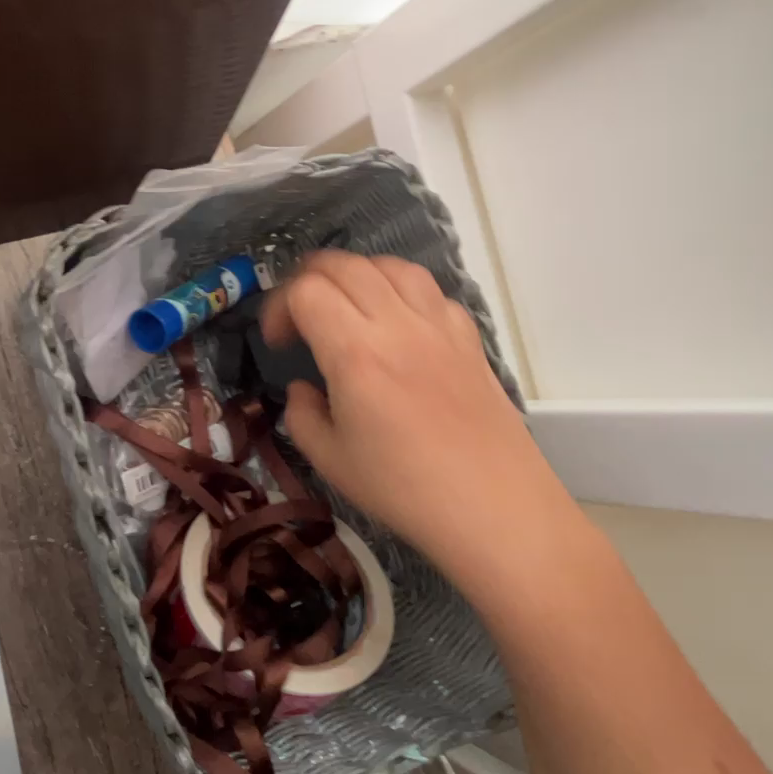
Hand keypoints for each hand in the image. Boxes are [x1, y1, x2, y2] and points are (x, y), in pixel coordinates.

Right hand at [261, 251, 569, 571]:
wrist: (494, 508)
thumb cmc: (404, 489)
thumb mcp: (329, 459)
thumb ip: (301, 414)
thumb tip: (304, 389)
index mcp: (355, 354)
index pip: (305, 292)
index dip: (278, 308)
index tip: (277, 344)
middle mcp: (397, 326)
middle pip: (343, 265)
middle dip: (307, 281)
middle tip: (299, 319)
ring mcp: (438, 326)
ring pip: (389, 265)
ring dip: (355, 276)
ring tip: (344, 308)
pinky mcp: (468, 338)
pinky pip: (428, 290)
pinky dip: (399, 292)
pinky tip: (394, 325)